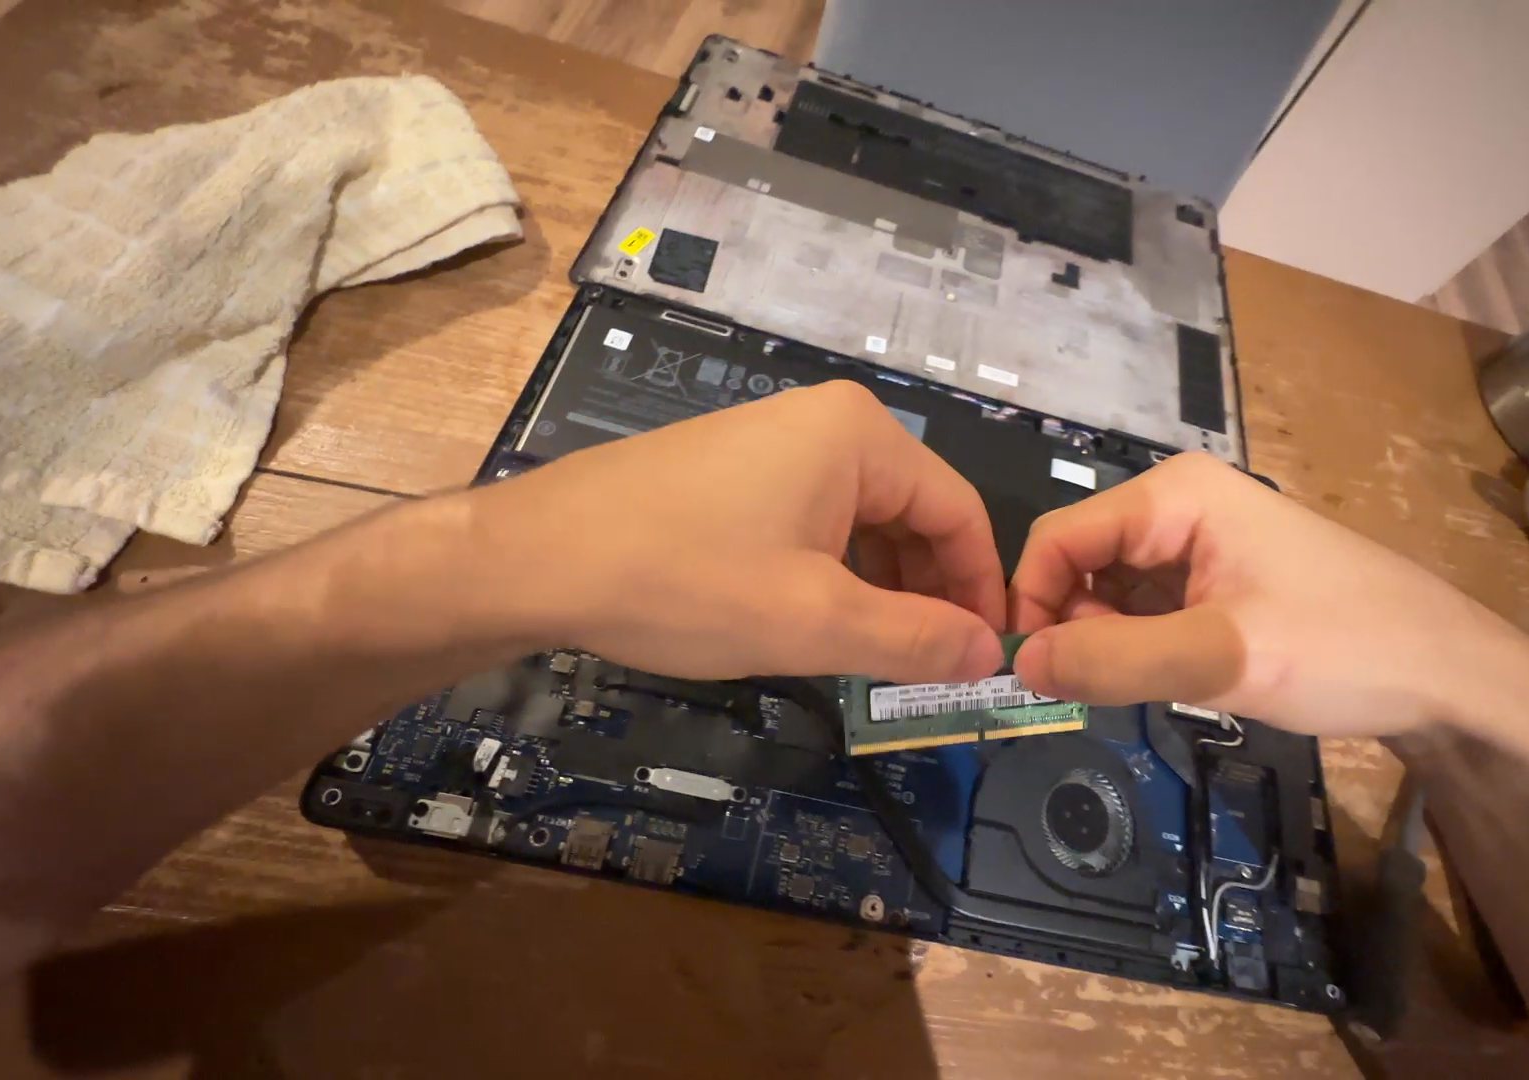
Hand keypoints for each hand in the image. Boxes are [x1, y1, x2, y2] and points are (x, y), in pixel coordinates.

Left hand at [459, 380, 1006, 683]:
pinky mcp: (740, 470)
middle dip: (929, 591)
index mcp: (861, 436)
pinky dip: (836, 573)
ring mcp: (778, 443)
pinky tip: (823, 619)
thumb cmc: (685, 581)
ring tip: (878, 654)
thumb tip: (993, 655)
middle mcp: (827, 424)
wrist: (535, 559)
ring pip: (864, 522)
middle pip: (914, 513)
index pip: (959, 511)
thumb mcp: (816, 621)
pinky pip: (817, 521)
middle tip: (930, 666)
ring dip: (883, 589)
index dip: (980, 588)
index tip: (986, 655)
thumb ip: (916, 640)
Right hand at [1008, 452, 1528, 737]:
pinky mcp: (1209, 575)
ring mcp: (1194, 540)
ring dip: (1106, 638)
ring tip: (1155, 679)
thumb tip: (1020, 663)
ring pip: (1106, 587)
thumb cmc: (1345, 649)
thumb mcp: (1221, 657)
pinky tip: (1172, 671)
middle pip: (1079, 560)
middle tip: (1107, 684)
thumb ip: (1113, 659)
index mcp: (1172, 495)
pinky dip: (1135, 642)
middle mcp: (1175, 505)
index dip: (1032, 600)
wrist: (1455, 677)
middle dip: (1074, 623)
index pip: (1059, 537)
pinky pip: (1140, 604)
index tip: (1033, 672)